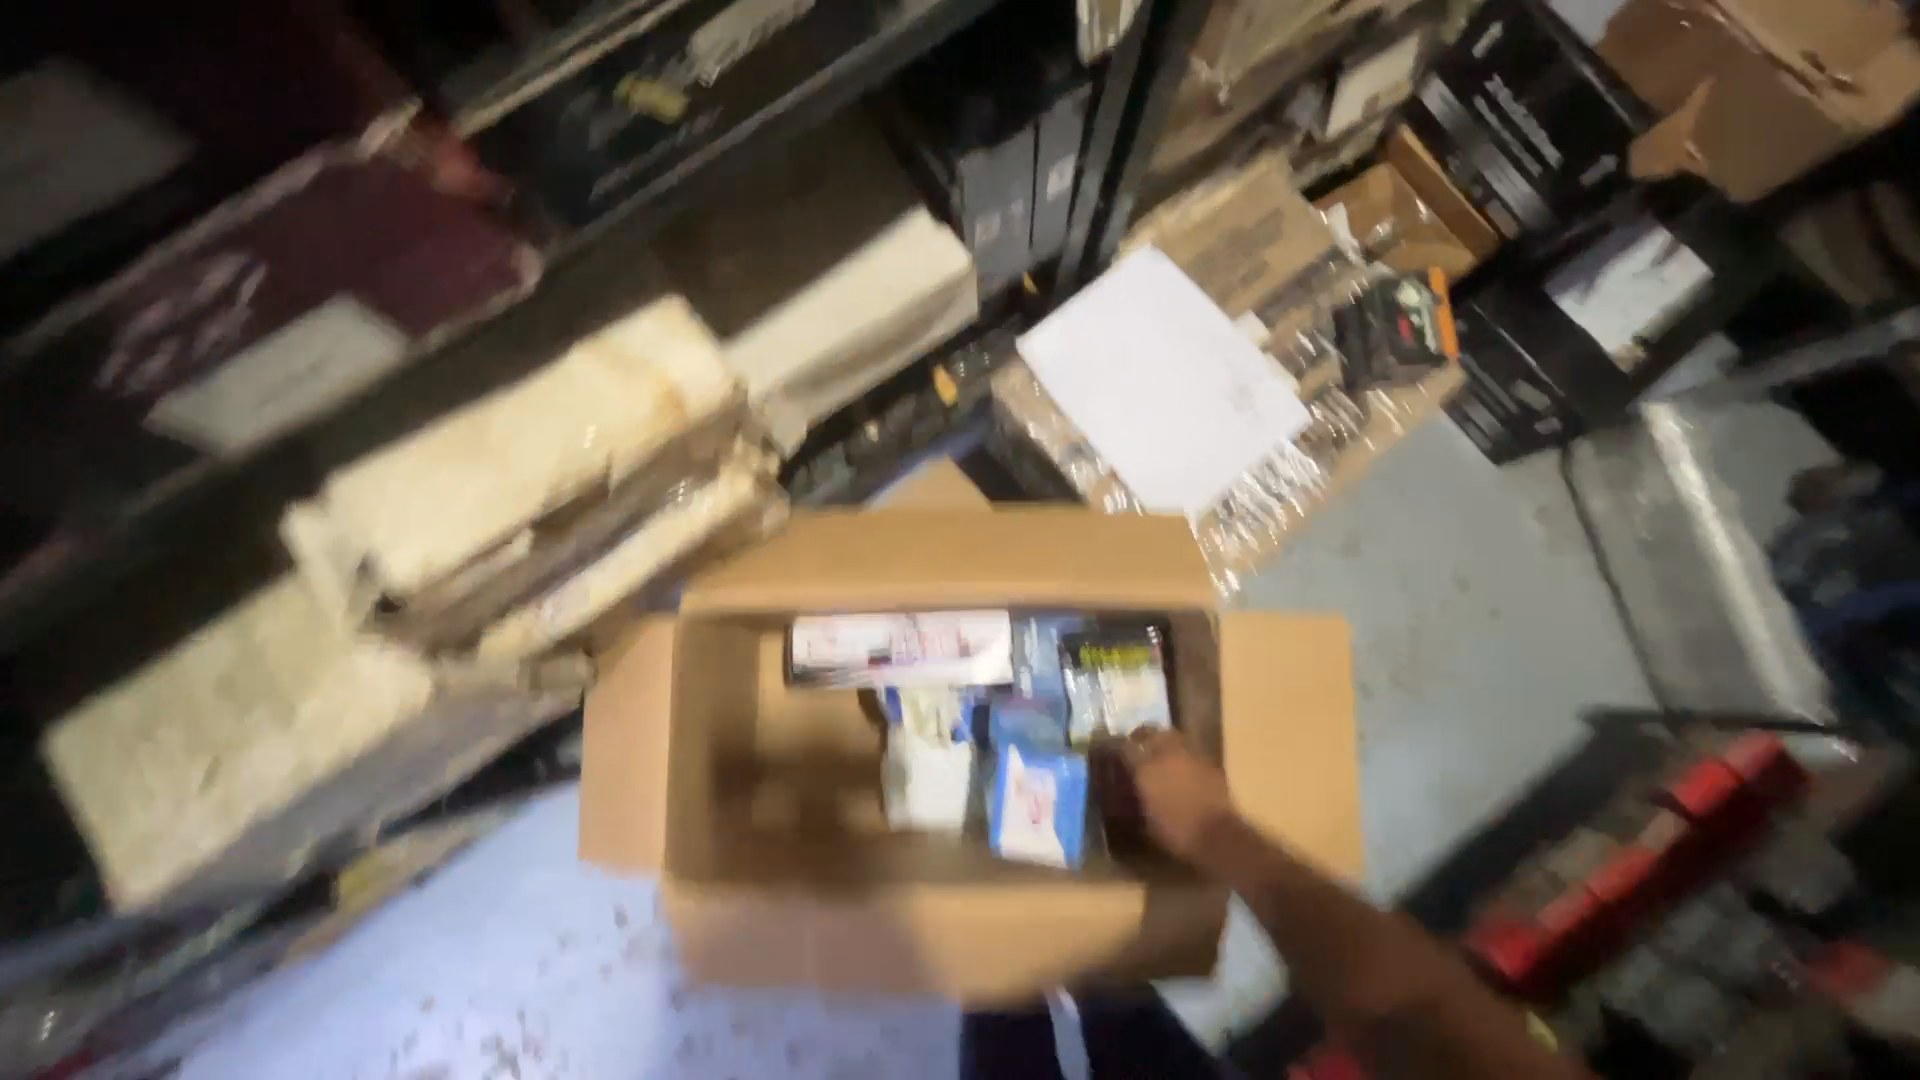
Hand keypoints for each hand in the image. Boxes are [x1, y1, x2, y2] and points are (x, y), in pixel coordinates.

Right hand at [1122, 730, 1239, 860]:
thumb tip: (1135, 793)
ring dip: (1165, 740)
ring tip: (1162, 751)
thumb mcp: (1146, 820)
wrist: (1218, 836)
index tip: (1115, 751)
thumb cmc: (1176, 833)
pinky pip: (1192, 749)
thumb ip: (1138, 799)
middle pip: (1150, 731)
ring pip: (1173, 735)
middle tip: (1138, 743)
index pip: (1125, 746)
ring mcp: (1190, 754)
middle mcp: (1166, 754)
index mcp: (1145, 768)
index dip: (1119, 747)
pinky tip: (1185, 765)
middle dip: (1143, 735)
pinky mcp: (1210, 762)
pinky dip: (1185, 753)